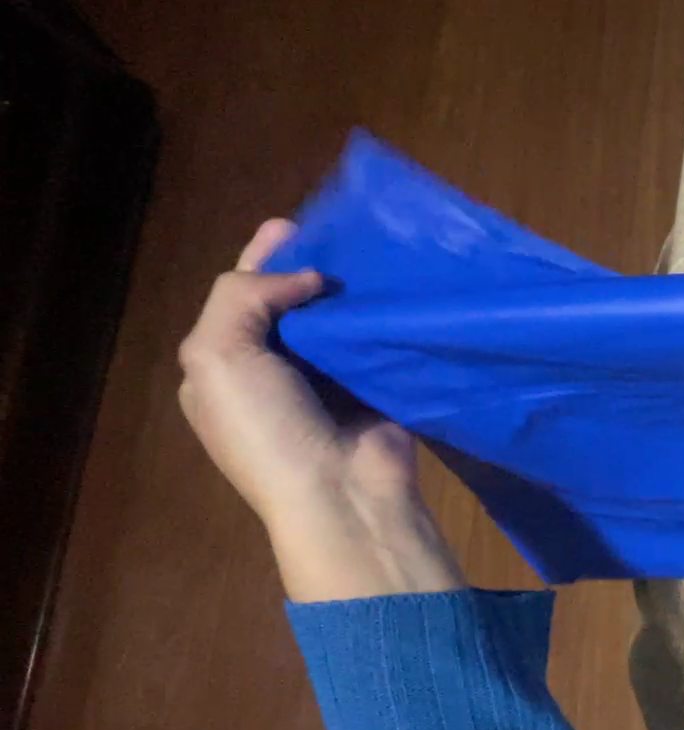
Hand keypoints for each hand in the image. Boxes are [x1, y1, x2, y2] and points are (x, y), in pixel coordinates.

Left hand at [179, 220, 462, 601]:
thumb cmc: (268, 427)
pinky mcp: (380, 395)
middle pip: (293, 307)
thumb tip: (313, 280)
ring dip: (355, 297)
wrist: (341, 491)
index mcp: (225, 364)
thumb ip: (245, 298)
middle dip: (312, 272)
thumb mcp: (220, 355)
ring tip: (380, 261)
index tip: (294, 226)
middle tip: (344, 238)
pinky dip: (389, 327)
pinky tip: (404, 301)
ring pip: (340, 326)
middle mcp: (278, 371)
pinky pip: (381, 351)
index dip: (261, 260)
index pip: (240, 298)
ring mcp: (332, 385)